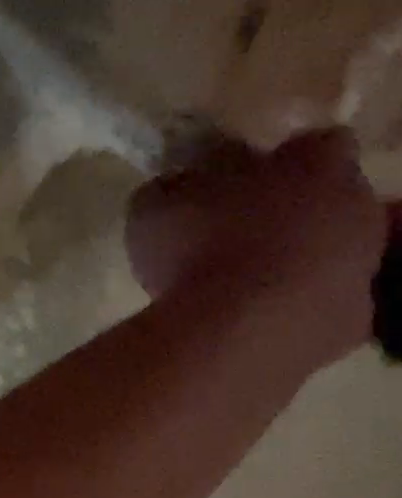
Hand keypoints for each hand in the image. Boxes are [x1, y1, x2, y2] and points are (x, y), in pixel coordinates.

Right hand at [126, 129, 387, 366]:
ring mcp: (362, 265)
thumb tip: (180, 185)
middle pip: (335, 198)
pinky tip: (246, 328)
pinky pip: (321, 310)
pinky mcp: (350, 321)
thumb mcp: (155, 206)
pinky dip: (290, 314)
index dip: (280, 159)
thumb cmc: (195, 252)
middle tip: (236, 237)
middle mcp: (356, 206)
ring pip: (335, 254)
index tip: (241, 179)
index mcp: (316, 166)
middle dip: (295, 213)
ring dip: (294, 265)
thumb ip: (174, 187)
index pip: (314, 142)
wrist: (233, 333)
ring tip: (233, 290)